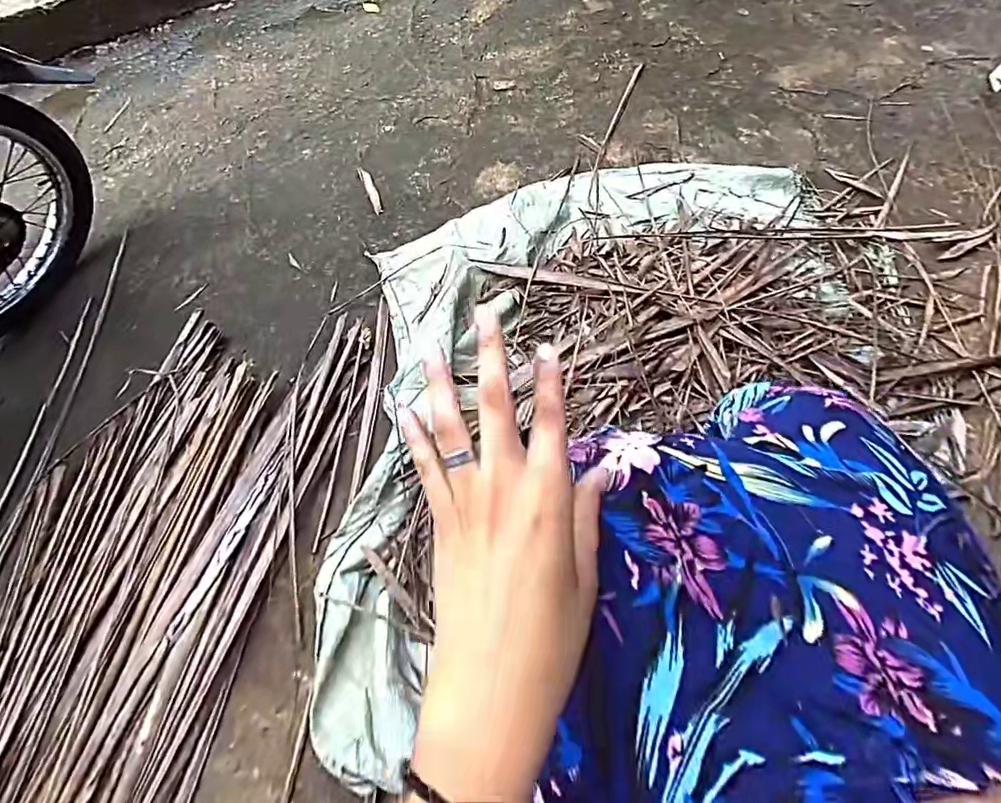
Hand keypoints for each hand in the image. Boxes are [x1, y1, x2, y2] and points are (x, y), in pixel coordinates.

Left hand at [400, 307, 608, 801]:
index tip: (545, 344)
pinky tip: (402, 411)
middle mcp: (504, 486)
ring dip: (440, 384)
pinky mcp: (439, 522)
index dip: (550, 380)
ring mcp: (465, 501)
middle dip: (491, 356)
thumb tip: (598, 468)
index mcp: (549, 496)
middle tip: (484, 316)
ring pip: (450, 428)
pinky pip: (424, 468)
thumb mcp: (584, 575)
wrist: (489, 685)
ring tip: (430, 347)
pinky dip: (413, 436)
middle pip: (495, 407)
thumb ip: (586, 512)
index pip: (552, 421)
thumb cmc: (551, 636)